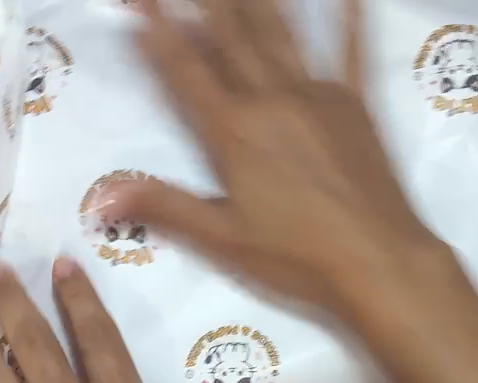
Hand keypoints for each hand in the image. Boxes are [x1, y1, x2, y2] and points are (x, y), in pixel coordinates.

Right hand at [107, 0, 454, 322]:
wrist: (379, 262)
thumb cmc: (298, 259)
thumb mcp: (223, 240)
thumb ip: (164, 209)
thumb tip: (99, 200)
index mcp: (234, 132)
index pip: (183, 69)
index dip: (154, 29)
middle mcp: (272, 98)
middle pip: (227, 32)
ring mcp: (319, 95)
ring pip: (278, 27)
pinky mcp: (358, 105)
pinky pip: (351, 46)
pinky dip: (348, 12)